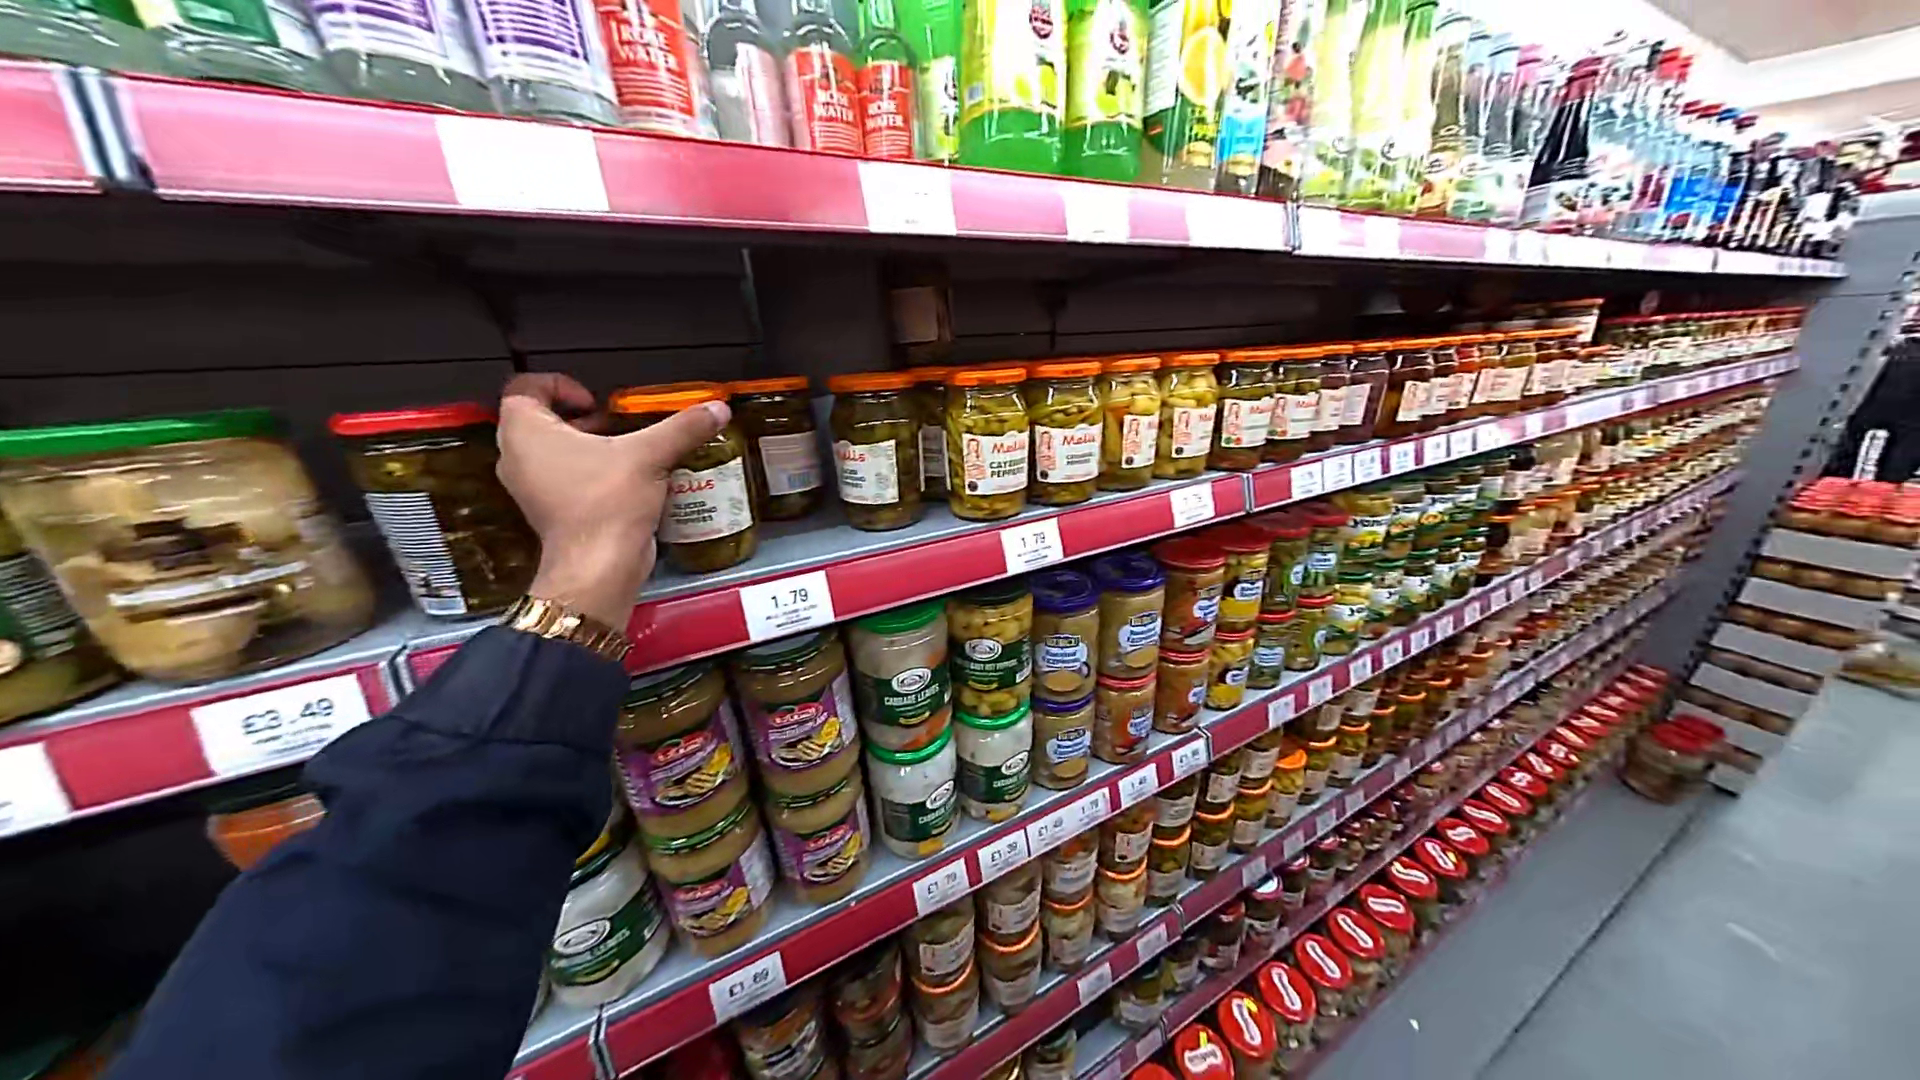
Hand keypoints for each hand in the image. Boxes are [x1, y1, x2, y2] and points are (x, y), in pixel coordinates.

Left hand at [496, 373, 728, 627]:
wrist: (600, 566)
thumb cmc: (607, 504)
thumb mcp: (650, 455)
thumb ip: (683, 428)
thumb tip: (717, 409)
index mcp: (525, 432)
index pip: (526, 386)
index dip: (561, 384)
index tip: (596, 400)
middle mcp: (517, 457)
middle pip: (541, 419)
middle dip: (582, 417)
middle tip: (618, 422)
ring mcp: (532, 488)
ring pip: (554, 451)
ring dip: (588, 445)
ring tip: (628, 449)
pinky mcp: (552, 511)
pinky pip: (566, 478)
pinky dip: (592, 472)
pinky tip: (628, 479)